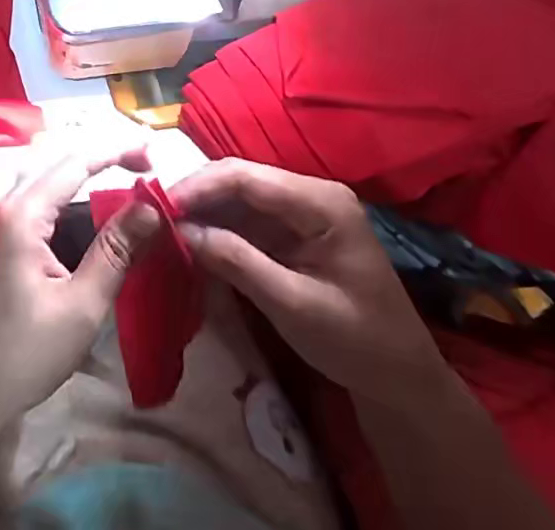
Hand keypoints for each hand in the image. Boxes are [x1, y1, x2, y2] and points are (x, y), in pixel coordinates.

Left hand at [0, 138, 161, 426]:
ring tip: (128, 175)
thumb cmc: (27, 351)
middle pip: (60, 162)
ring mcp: (5, 223)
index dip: (116, 151)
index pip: (75, 163)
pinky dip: (74, 194)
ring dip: (88, 172)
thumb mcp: (82, 303)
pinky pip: (44, 200)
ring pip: (49, 178)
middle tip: (146, 164)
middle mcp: (10, 206)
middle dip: (103, 156)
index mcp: (24, 214)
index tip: (154, 152)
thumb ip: (116, 249)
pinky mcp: (8, 240)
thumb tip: (150, 205)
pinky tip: (96, 207)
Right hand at [170, 159, 451, 408]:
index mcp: (321, 202)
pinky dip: (216, 228)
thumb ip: (238, 262)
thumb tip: (182, 231)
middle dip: (196, 196)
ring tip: (164, 227)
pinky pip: (245, 218)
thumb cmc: (356, 341)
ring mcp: (300, 211)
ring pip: (237, 197)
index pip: (246, 176)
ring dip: (202, 211)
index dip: (198, 187)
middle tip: (154, 217)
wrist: (400, 377)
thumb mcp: (293, 305)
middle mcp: (310, 194)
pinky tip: (191, 240)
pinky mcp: (291, 231)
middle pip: (239, 180)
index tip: (159, 207)